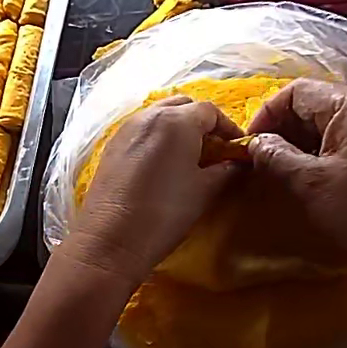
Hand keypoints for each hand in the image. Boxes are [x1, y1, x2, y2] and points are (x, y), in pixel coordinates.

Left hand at [67, 96, 241, 285]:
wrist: (110, 240)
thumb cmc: (164, 213)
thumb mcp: (204, 190)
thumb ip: (226, 169)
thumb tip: (238, 162)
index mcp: (175, 121)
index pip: (211, 111)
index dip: (229, 128)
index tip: (237, 148)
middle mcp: (147, 117)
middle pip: (182, 107)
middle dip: (201, 122)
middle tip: (213, 148)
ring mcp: (124, 131)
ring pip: (157, 117)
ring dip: (176, 128)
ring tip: (188, 156)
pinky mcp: (109, 148)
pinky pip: (139, 132)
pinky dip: (155, 139)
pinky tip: (161, 164)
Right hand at [245, 78, 346, 279]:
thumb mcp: (312, 184)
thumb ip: (276, 157)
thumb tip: (254, 143)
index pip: (295, 92)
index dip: (265, 117)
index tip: (248, 149)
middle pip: (312, 103)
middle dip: (282, 131)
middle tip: (261, 164)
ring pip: (327, 121)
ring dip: (300, 143)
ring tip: (283, 173)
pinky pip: (346, 135)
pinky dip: (322, 150)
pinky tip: (312, 177)